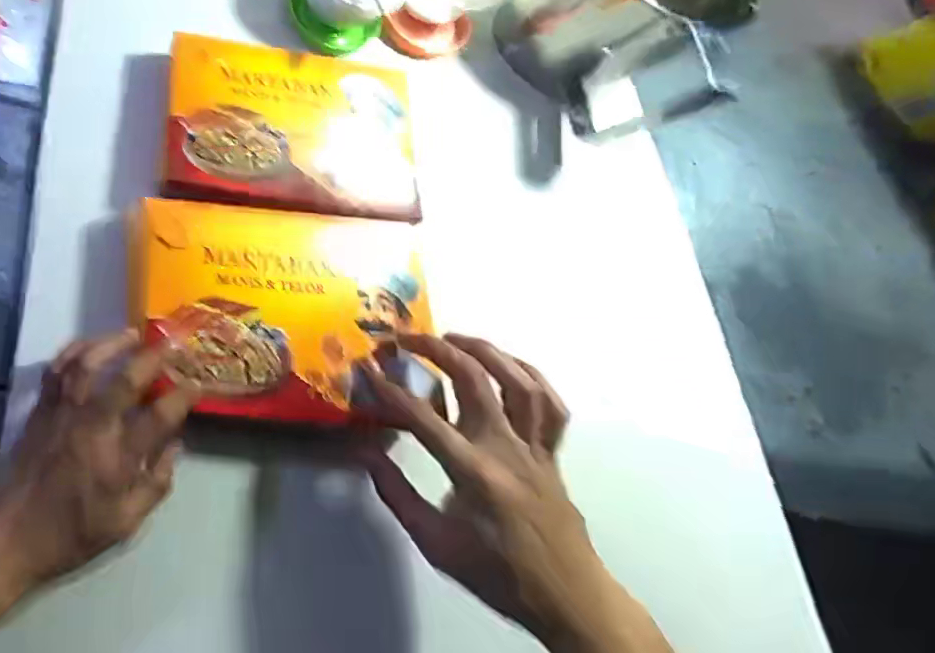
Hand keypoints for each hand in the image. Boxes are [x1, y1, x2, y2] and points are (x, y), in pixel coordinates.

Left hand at [0, 330, 199, 593]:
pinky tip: (92, 344)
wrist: (11, 535)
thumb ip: (156, 483)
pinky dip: (76, 350)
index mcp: (116, 459)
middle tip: (173, 344)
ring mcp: (63, 413)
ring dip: (114, 343)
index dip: (183, 396)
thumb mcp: (125, 524)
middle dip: (155, 357)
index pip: (159, 417)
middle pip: (126, 380)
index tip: (196, 383)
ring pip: (88, 363)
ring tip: (134, 334)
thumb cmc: (72, 533)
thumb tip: (176, 444)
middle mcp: (91, 428)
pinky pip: (58, 368)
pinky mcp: (42, 408)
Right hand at [360, 334, 669, 652]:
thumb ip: (398, 495)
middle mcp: (505, 448)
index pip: (422, 418)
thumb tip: (367, 452)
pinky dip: (528, 374)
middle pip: (473, 379)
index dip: (390, 389)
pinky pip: (549, 402)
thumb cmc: (497, 574)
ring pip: (515, 380)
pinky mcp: (553, 449)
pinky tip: (505, 364)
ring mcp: (534, 445)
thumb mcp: (436, 544)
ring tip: (455, 338)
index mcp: (473, 472)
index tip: (368, 368)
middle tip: (408, 338)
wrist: (567, 598)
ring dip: (484, 350)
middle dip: (436, 349)